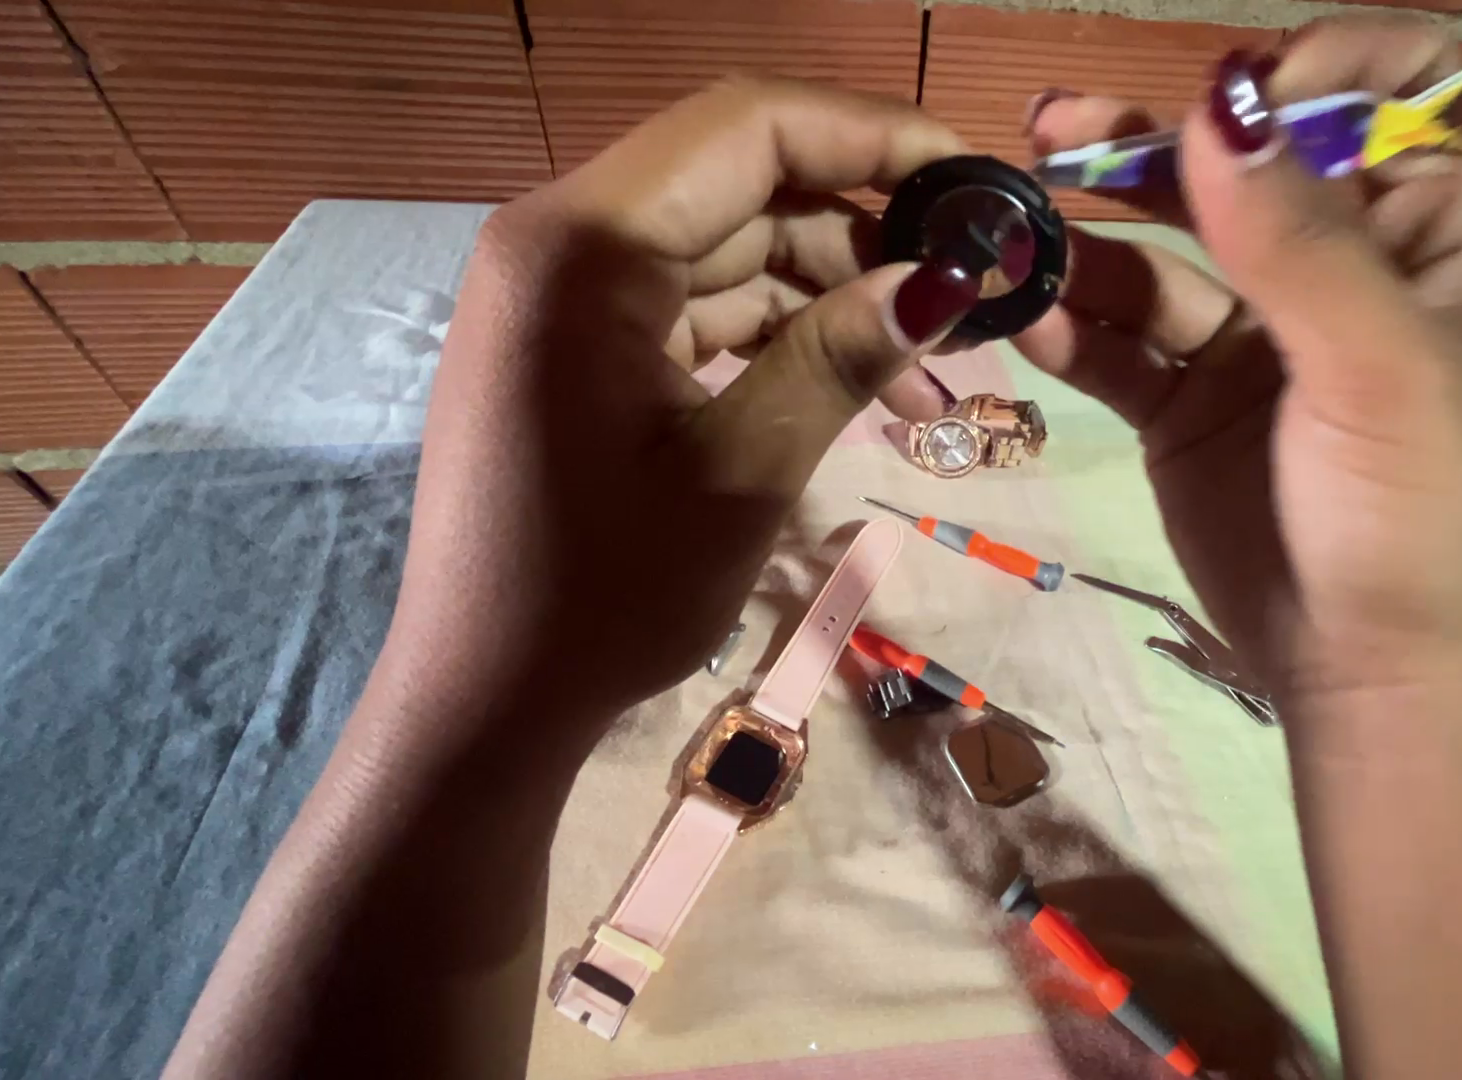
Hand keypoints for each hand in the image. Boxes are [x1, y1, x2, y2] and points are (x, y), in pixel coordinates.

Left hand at [389, 78, 984, 724]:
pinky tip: (852, 384)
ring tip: (922, 370)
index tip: (967, 182)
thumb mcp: (742, 471)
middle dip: (861, 236)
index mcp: (582, 248)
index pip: (748, 126)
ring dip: (830, 300)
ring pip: (730, 253)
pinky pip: (701, 311)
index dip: (873, 137)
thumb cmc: (607, 595)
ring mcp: (570, 299)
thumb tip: (942, 283)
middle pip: (742, 187)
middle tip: (958, 296)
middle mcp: (563, 243)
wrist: (494, 694)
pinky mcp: (585, 350)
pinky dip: (780, 338)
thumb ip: (839, 357)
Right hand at [1017, 20, 1461, 700]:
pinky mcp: (1181, 415)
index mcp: (1418, 243)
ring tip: (1012, 241)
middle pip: (1232, 184)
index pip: (1384, 103)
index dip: (1311, 77)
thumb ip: (1297, 238)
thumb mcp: (1380, 368)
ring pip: (1154, 273)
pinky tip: (1029, 324)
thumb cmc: (1421, 517)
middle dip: (1146, 153)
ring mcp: (1242, 352)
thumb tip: (1222, 100)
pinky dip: (1074, 339)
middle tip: (1049, 130)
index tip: (1229, 97)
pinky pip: (1119, 358)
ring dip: (1085, 255)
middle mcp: (1324, 283)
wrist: (1374, 670)